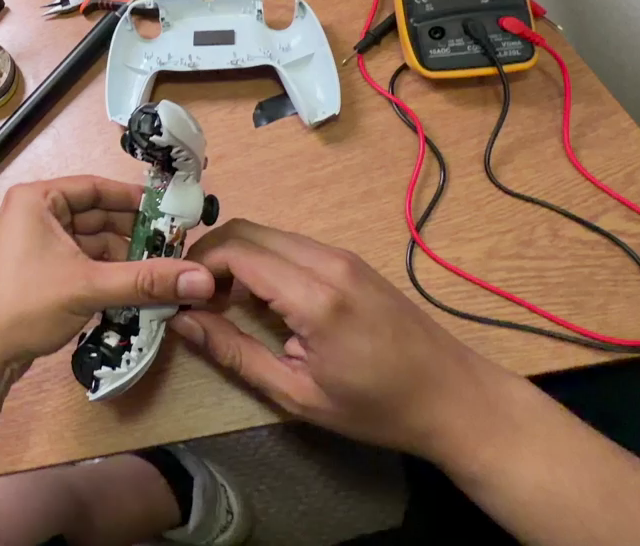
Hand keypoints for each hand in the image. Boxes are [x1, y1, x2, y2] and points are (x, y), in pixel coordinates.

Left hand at [0, 176, 215, 371]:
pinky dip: (107, 274)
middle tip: (175, 248)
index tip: (170, 212)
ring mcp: (36, 243)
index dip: (133, 199)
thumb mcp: (89, 286)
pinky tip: (138, 289)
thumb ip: (147, 281)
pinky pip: (82, 262)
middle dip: (133, 234)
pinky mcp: (41, 271)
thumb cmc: (27, 303)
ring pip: (91, 243)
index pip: (94, 188)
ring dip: (124, 258)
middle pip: (95, 216)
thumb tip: (203, 279)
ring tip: (164, 273)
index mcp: (38, 200)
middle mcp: (35, 214)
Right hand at [169, 219, 518, 457]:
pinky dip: (260, 257)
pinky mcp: (349, 258)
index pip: (236, 252)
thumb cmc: (377, 408)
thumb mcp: (298, 394)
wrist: (459, 400)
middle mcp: (326, 261)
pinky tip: (259, 294)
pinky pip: (288, 243)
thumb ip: (234, 353)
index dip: (198, 266)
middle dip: (209, 254)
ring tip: (223, 297)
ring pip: (265, 232)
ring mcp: (340, 255)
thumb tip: (180, 320)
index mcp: (315, 297)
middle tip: (195, 293)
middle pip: (245, 230)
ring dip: (235, 255)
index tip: (181, 295)